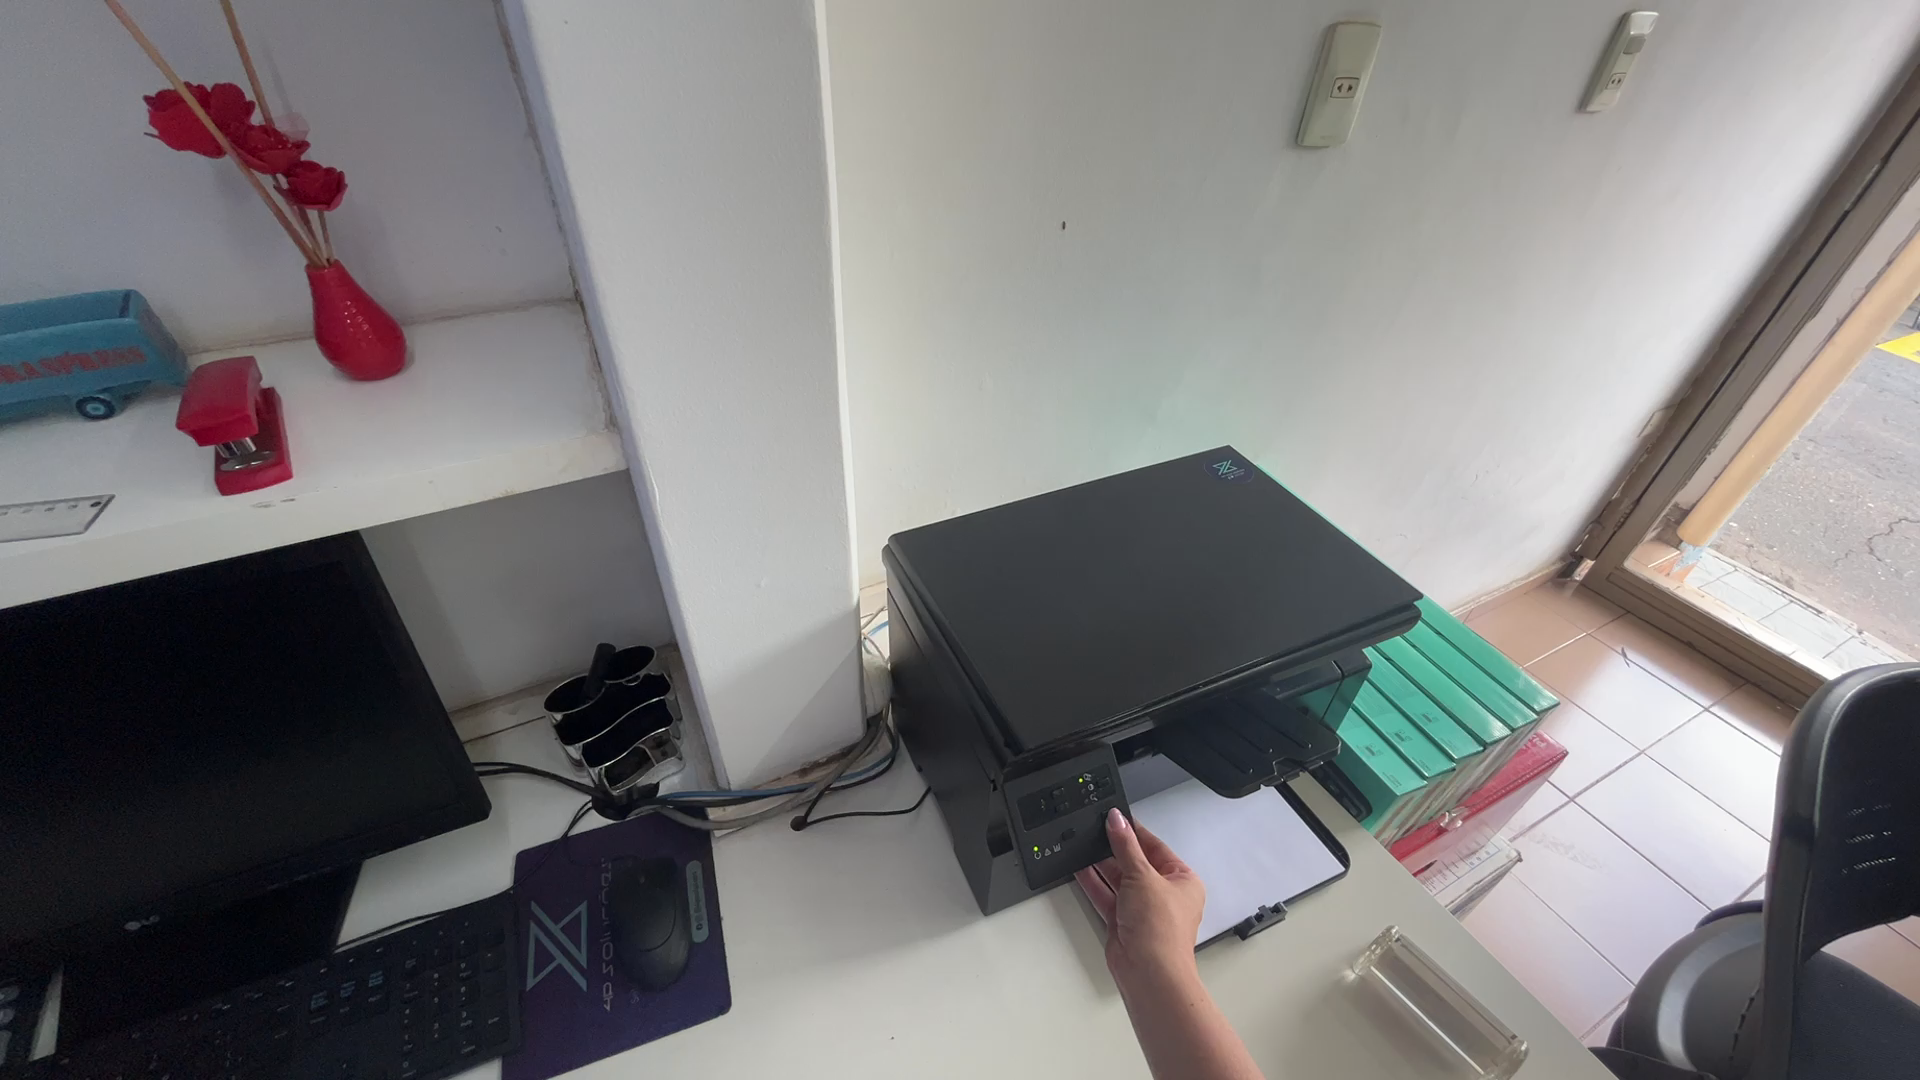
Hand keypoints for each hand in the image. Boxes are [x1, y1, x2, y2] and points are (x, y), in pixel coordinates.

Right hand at [1075, 808, 1205, 985]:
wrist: (1148, 974)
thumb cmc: (1161, 931)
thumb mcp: (1142, 876)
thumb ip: (1125, 846)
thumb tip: (1117, 820)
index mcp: (1182, 880)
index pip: (1154, 847)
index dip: (1134, 832)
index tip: (1115, 817)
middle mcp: (1164, 895)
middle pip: (1135, 862)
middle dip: (1115, 849)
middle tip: (1095, 829)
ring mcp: (1142, 910)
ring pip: (1119, 879)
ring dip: (1101, 864)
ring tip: (1083, 843)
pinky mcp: (1123, 922)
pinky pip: (1106, 895)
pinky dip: (1093, 883)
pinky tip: (1079, 868)